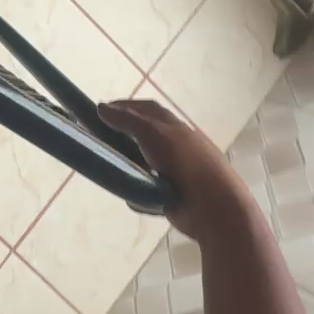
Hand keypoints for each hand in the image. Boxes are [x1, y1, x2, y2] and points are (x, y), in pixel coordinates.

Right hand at [99, 99, 257, 245]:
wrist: (214, 207)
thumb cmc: (186, 162)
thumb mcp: (153, 133)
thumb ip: (126, 120)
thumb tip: (101, 107)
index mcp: (174, 125)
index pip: (146, 108)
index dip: (124, 106)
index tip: (100, 111)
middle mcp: (174, 144)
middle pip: (143, 133)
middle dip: (122, 134)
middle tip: (99, 137)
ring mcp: (173, 168)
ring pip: (142, 159)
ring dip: (127, 160)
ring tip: (107, 161)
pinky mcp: (170, 191)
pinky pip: (145, 183)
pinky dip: (134, 183)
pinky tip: (123, 184)